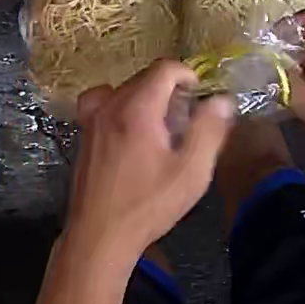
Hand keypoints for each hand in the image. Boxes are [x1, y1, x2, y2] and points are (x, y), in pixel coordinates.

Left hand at [64, 60, 235, 260]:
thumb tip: (222, 100)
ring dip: (145, 96)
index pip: (163, 68)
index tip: (199, 94)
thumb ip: (209, 131)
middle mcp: (110, 106)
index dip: (187, 74)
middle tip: (185, 118)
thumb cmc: (148, 205)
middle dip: (169, 88)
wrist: (100, 235)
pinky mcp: (83, 135)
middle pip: (143, 77)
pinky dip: (119, 104)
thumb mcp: (191, 172)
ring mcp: (91, 119)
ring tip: (159, 124)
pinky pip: (102, 103)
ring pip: (122, 88)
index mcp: (137, 109)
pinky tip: (128, 129)